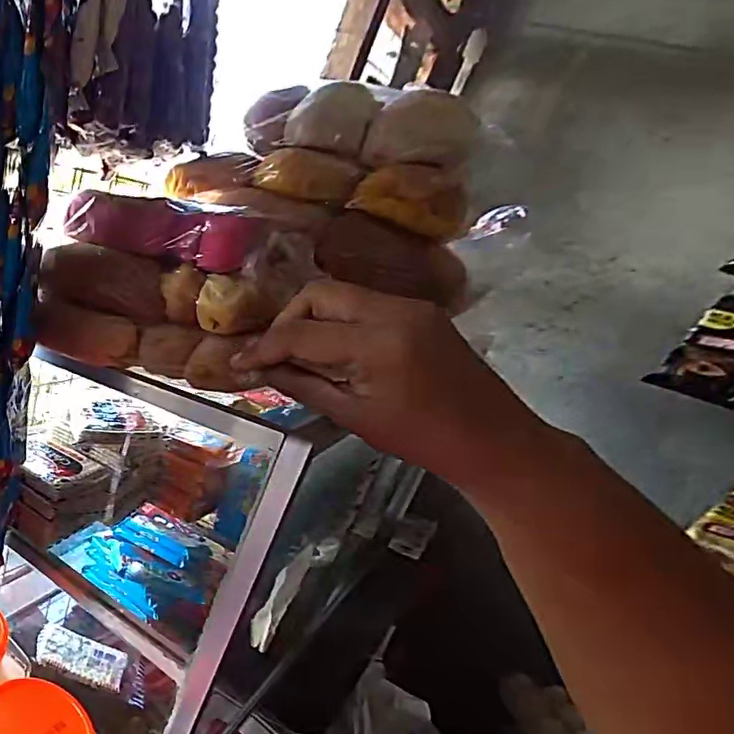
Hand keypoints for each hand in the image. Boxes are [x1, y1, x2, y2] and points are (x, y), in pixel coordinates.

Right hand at [231, 280, 563, 490]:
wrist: (494, 440)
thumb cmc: (420, 438)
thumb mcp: (350, 415)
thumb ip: (300, 384)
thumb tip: (258, 370)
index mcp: (378, 342)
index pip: (300, 332)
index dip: (263, 348)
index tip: (239, 363)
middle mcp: (395, 311)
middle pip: (318, 294)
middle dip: (286, 321)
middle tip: (273, 355)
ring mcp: (411, 307)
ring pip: (339, 295)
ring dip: (310, 320)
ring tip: (298, 356)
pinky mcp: (419, 313)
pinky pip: (362, 305)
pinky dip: (335, 322)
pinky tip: (330, 353)